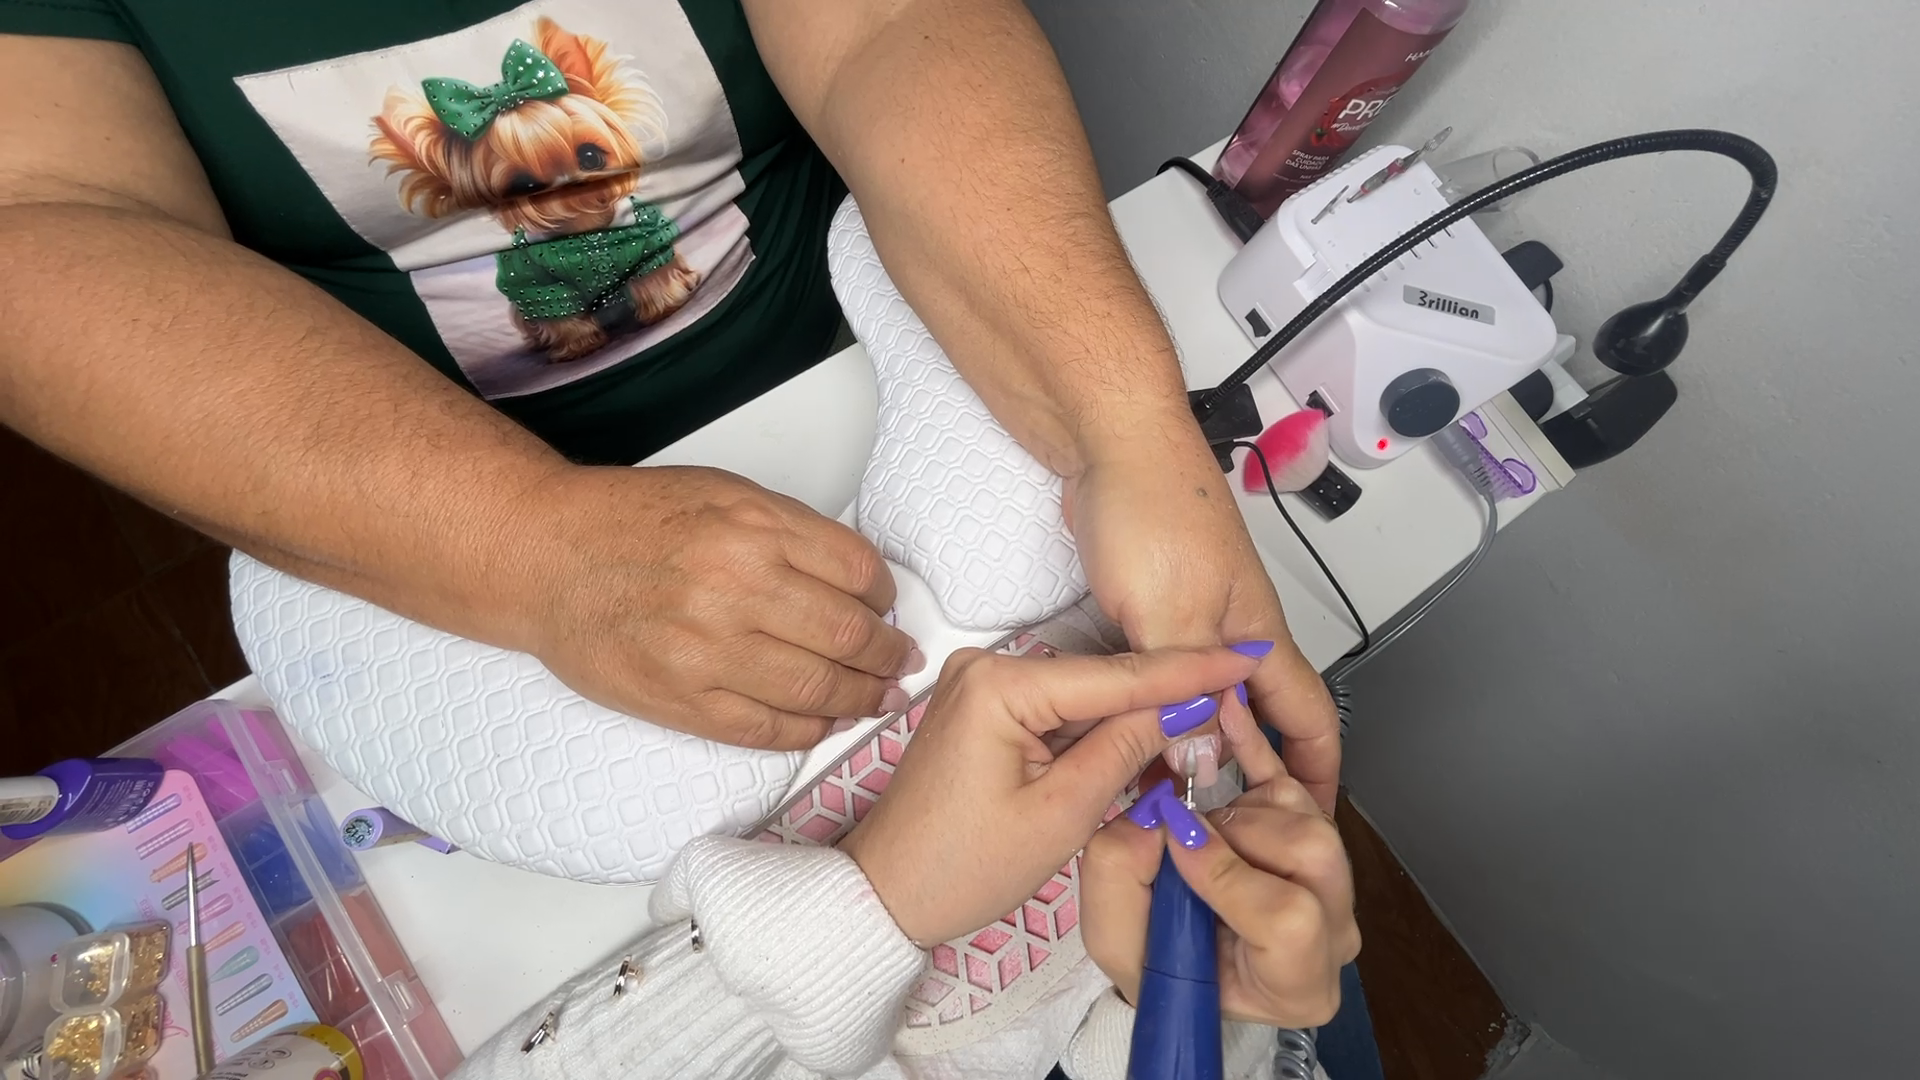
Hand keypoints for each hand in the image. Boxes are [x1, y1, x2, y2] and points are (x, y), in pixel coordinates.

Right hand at [509, 465, 919, 749]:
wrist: (547, 556)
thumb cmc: (636, 519)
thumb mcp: (728, 496)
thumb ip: (794, 534)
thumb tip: (858, 584)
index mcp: (756, 529)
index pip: (859, 571)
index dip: (887, 597)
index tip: (890, 609)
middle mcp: (738, 588)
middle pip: (850, 635)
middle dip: (890, 655)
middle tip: (903, 662)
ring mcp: (708, 651)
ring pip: (817, 690)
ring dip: (863, 698)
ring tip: (882, 698)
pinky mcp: (680, 700)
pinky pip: (765, 730)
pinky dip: (808, 732)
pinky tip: (827, 723)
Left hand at [837, 644, 1261, 945]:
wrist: (888, 889)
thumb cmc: (963, 866)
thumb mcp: (1060, 815)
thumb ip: (1123, 751)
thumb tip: (1182, 709)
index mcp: (1001, 686)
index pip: (1115, 674)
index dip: (1188, 667)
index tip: (1246, 653)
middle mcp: (988, 666)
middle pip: (1098, 678)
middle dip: (1165, 692)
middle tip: (1236, 692)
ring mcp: (983, 681)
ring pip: (1080, 693)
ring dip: (1133, 711)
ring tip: (1203, 716)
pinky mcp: (984, 703)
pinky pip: (1055, 706)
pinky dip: (1095, 724)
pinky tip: (1142, 733)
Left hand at [1065, 431, 1340, 810]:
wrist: (1110, 446)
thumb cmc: (1155, 515)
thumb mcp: (1172, 613)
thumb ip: (1191, 691)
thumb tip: (1208, 766)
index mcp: (1257, 636)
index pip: (1308, 716)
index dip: (1316, 770)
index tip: (1309, 822)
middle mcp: (1229, 632)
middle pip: (1252, 714)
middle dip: (1245, 768)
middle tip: (1218, 822)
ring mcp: (1187, 616)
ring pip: (1201, 696)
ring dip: (1193, 739)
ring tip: (1168, 791)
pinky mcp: (1149, 604)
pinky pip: (1162, 672)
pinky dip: (1154, 705)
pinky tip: (1130, 728)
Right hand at [1082, 692, 1359, 1026]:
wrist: (1172, 948)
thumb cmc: (1150, 958)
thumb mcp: (1116, 940)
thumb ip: (1122, 878)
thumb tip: (1155, 813)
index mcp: (1292, 984)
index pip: (1290, 921)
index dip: (1227, 871)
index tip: (1173, 840)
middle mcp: (1330, 932)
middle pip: (1311, 855)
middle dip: (1233, 827)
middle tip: (1181, 820)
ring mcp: (1330, 879)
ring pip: (1307, 816)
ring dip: (1238, 802)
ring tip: (1193, 808)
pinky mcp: (1307, 827)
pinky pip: (1290, 777)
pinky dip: (1256, 743)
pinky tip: (1228, 707)